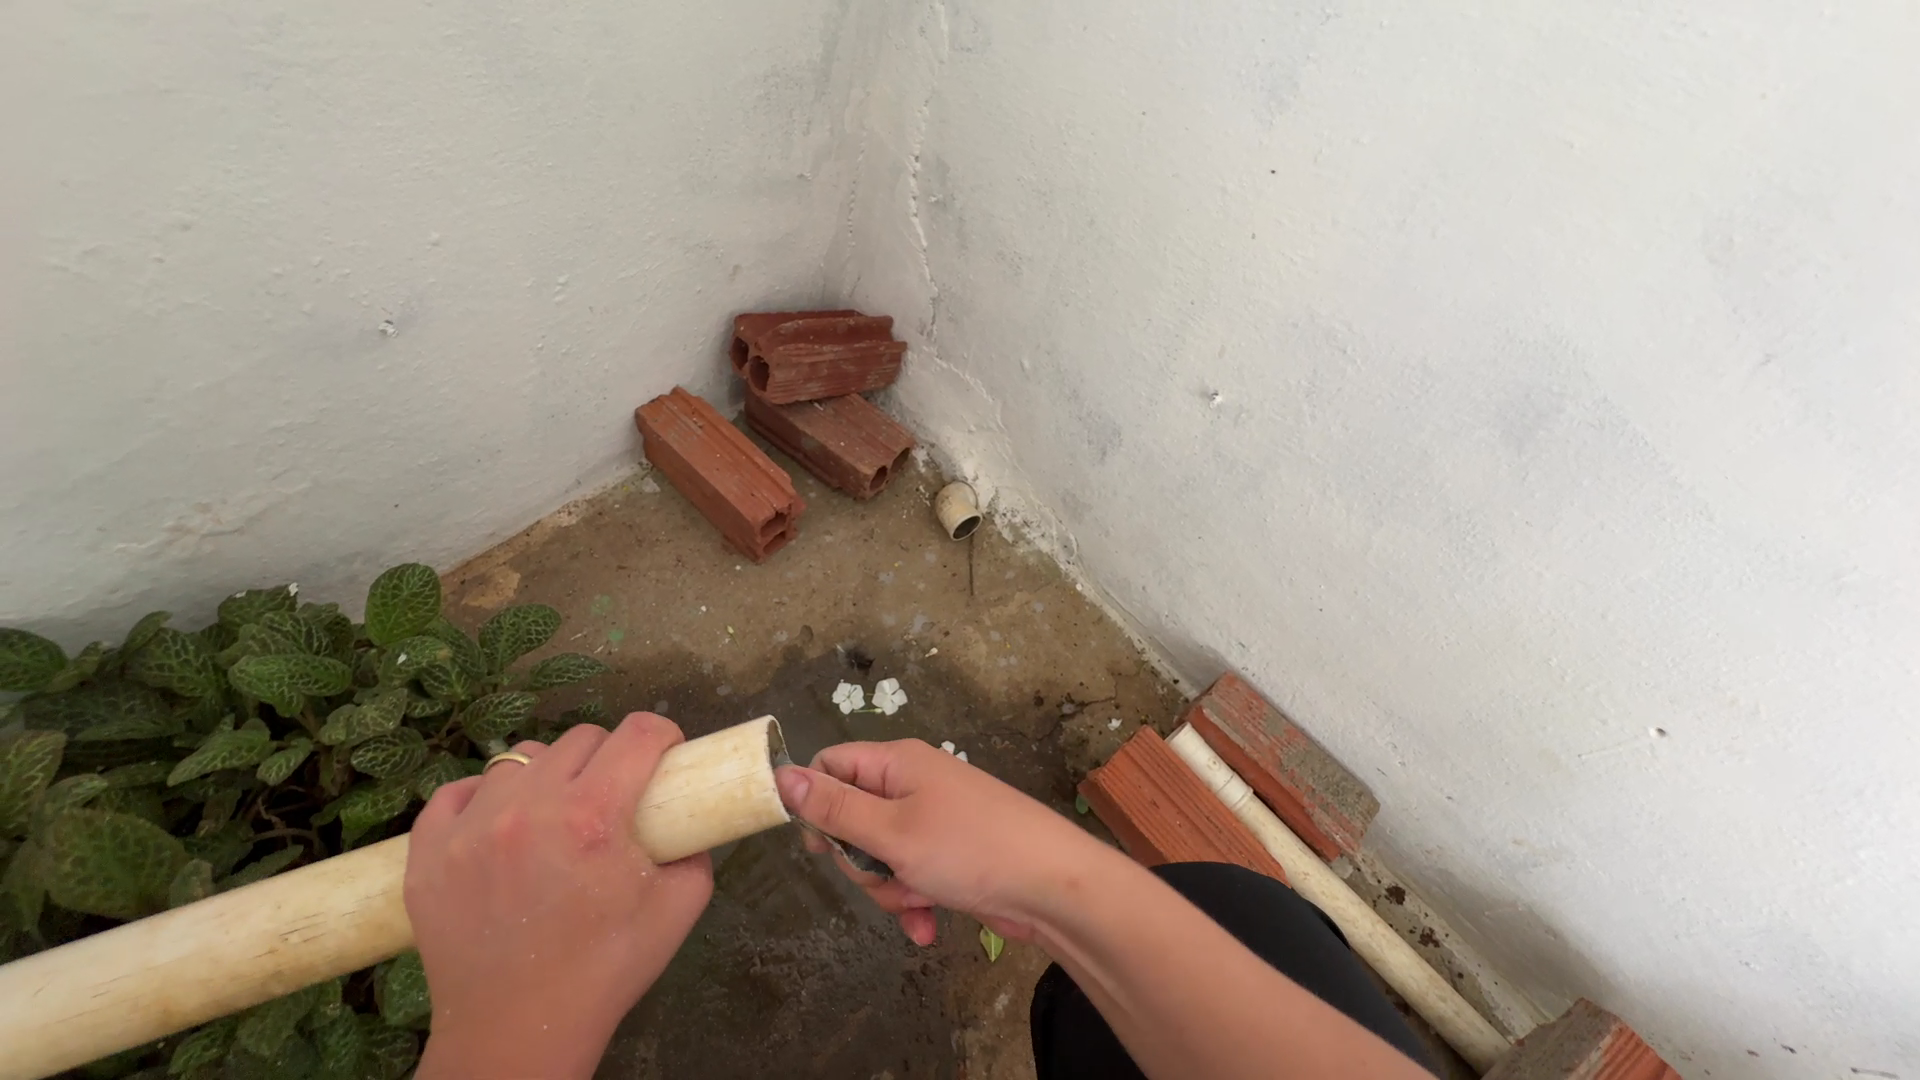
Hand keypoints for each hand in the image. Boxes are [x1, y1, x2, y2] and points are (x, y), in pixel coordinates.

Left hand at [405, 713, 713, 1079]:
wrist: (518, 1033)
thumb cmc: (608, 968)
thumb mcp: (683, 904)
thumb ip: (696, 847)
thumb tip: (687, 818)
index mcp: (594, 817)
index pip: (639, 733)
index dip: (663, 734)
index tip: (667, 754)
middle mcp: (530, 809)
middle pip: (582, 739)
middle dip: (610, 755)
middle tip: (615, 792)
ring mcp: (471, 829)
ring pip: (522, 759)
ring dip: (548, 774)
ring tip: (554, 813)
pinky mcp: (428, 854)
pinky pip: (457, 792)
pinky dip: (485, 797)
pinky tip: (501, 823)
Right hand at [774, 739, 1108, 945]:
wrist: (1051, 886)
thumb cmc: (967, 848)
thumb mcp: (891, 832)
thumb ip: (834, 808)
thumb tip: (781, 773)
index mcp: (896, 763)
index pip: (832, 765)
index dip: (816, 803)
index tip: (819, 844)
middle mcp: (912, 784)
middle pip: (852, 819)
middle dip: (860, 860)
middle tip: (884, 873)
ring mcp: (932, 821)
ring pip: (879, 855)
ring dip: (889, 887)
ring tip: (918, 900)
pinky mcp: (948, 855)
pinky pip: (909, 875)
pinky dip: (913, 901)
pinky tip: (927, 926)